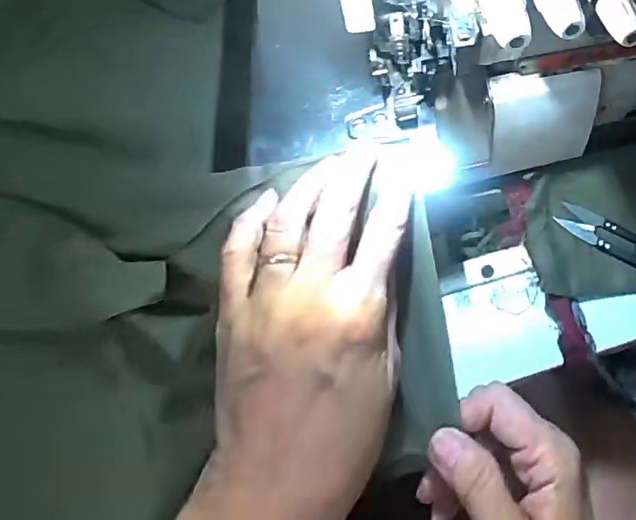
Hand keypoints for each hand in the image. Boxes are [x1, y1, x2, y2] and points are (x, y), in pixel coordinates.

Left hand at [179, 151, 412, 519]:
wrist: (269, 487)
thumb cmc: (345, 434)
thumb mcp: (386, 369)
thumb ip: (387, 304)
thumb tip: (390, 254)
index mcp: (357, 309)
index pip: (384, 230)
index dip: (397, 192)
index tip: (405, 167)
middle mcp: (311, 292)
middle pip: (336, 211)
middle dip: (356, 171)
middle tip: (368, 149)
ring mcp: (265, 299)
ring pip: (287, 220)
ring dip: (310, 183)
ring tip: (328, 161)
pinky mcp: (231, 313)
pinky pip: (236, 252)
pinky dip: (250, 219)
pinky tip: (268, 197)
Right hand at [416, 383, 590, 519]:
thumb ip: (477, 481)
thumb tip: (439, 434)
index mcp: (549, 447)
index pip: (496, 399)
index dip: (460, 418)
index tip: (431, 459)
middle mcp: (545, 447)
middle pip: (488, 422)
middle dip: (454, 453)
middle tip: (429, 497)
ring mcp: (539, 469)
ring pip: (483, 449)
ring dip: (454, 477)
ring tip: (437, 515)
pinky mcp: (531, 492)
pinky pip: (491, 475)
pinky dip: (466, 492)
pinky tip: (450, 518)